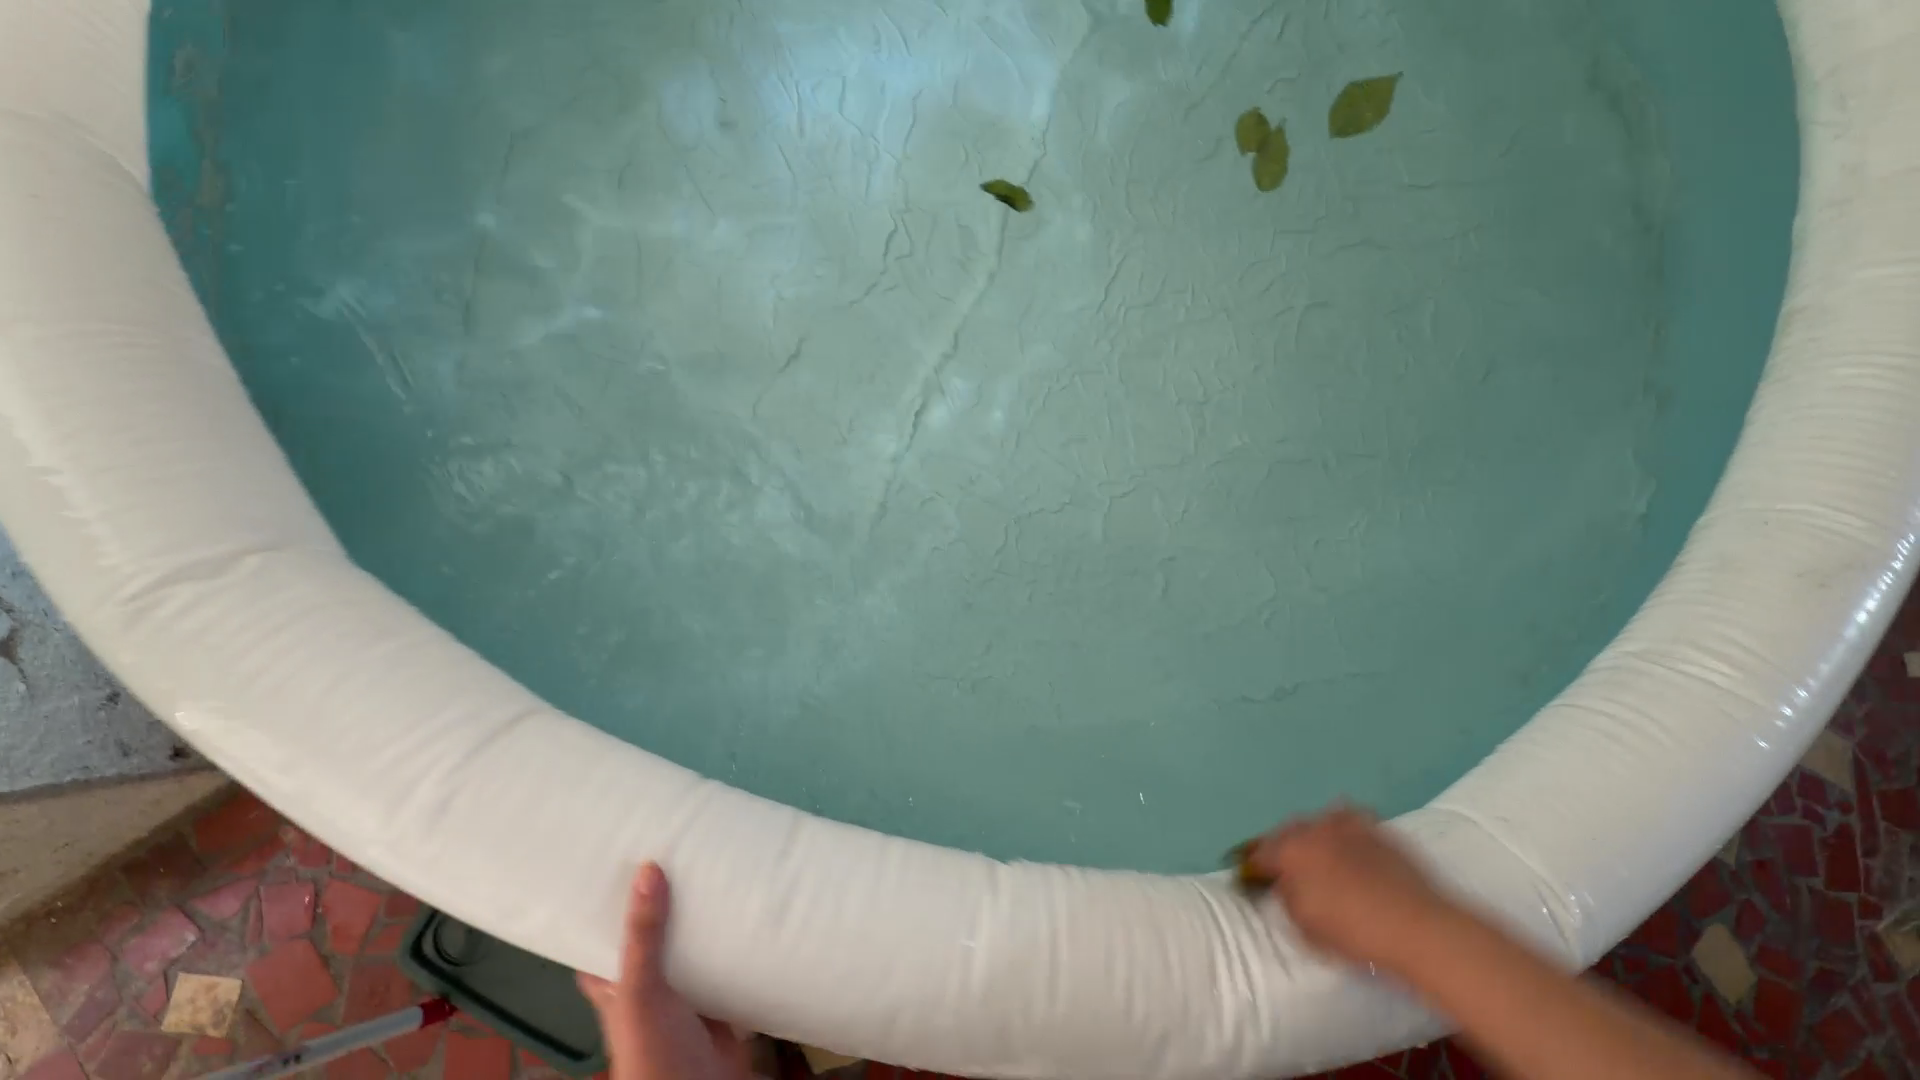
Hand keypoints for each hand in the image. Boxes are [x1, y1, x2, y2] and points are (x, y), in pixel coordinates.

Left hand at [577, 863, 752, 1079]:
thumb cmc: (652, 1051)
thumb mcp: (640, 992)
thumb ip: (644, 935)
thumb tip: (649, 867)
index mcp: (615, 985)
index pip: (599, 938)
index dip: (605, 905)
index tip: (620, 861)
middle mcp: (648, 987)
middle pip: (653, 936)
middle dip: (667, 902)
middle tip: (683, 850)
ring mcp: (685, 996)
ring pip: (692, 949)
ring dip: (704, 921)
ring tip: (721, 868)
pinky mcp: (720, 1004)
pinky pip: (727, 966)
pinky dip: (738, 945)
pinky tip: (752, 913)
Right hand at [1243, 805, 1461, 974]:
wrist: (1419, 927)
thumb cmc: (1355, 932)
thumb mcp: (1306, 927)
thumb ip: (1286, 899)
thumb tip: (1281, 885)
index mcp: (1291, 852)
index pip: (1259, 854)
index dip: (1252, 866)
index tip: (1251, 878)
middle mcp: (1314, 830)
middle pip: (1286, 832)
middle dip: (1280, 847)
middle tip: (1282, 868)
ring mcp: (1347, 825)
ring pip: (1317, 821)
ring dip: (1309, 835)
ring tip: (1314, 853)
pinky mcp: (1377, 830)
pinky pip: (1348, 819)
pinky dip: (1340, 827)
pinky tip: (1345, 841)